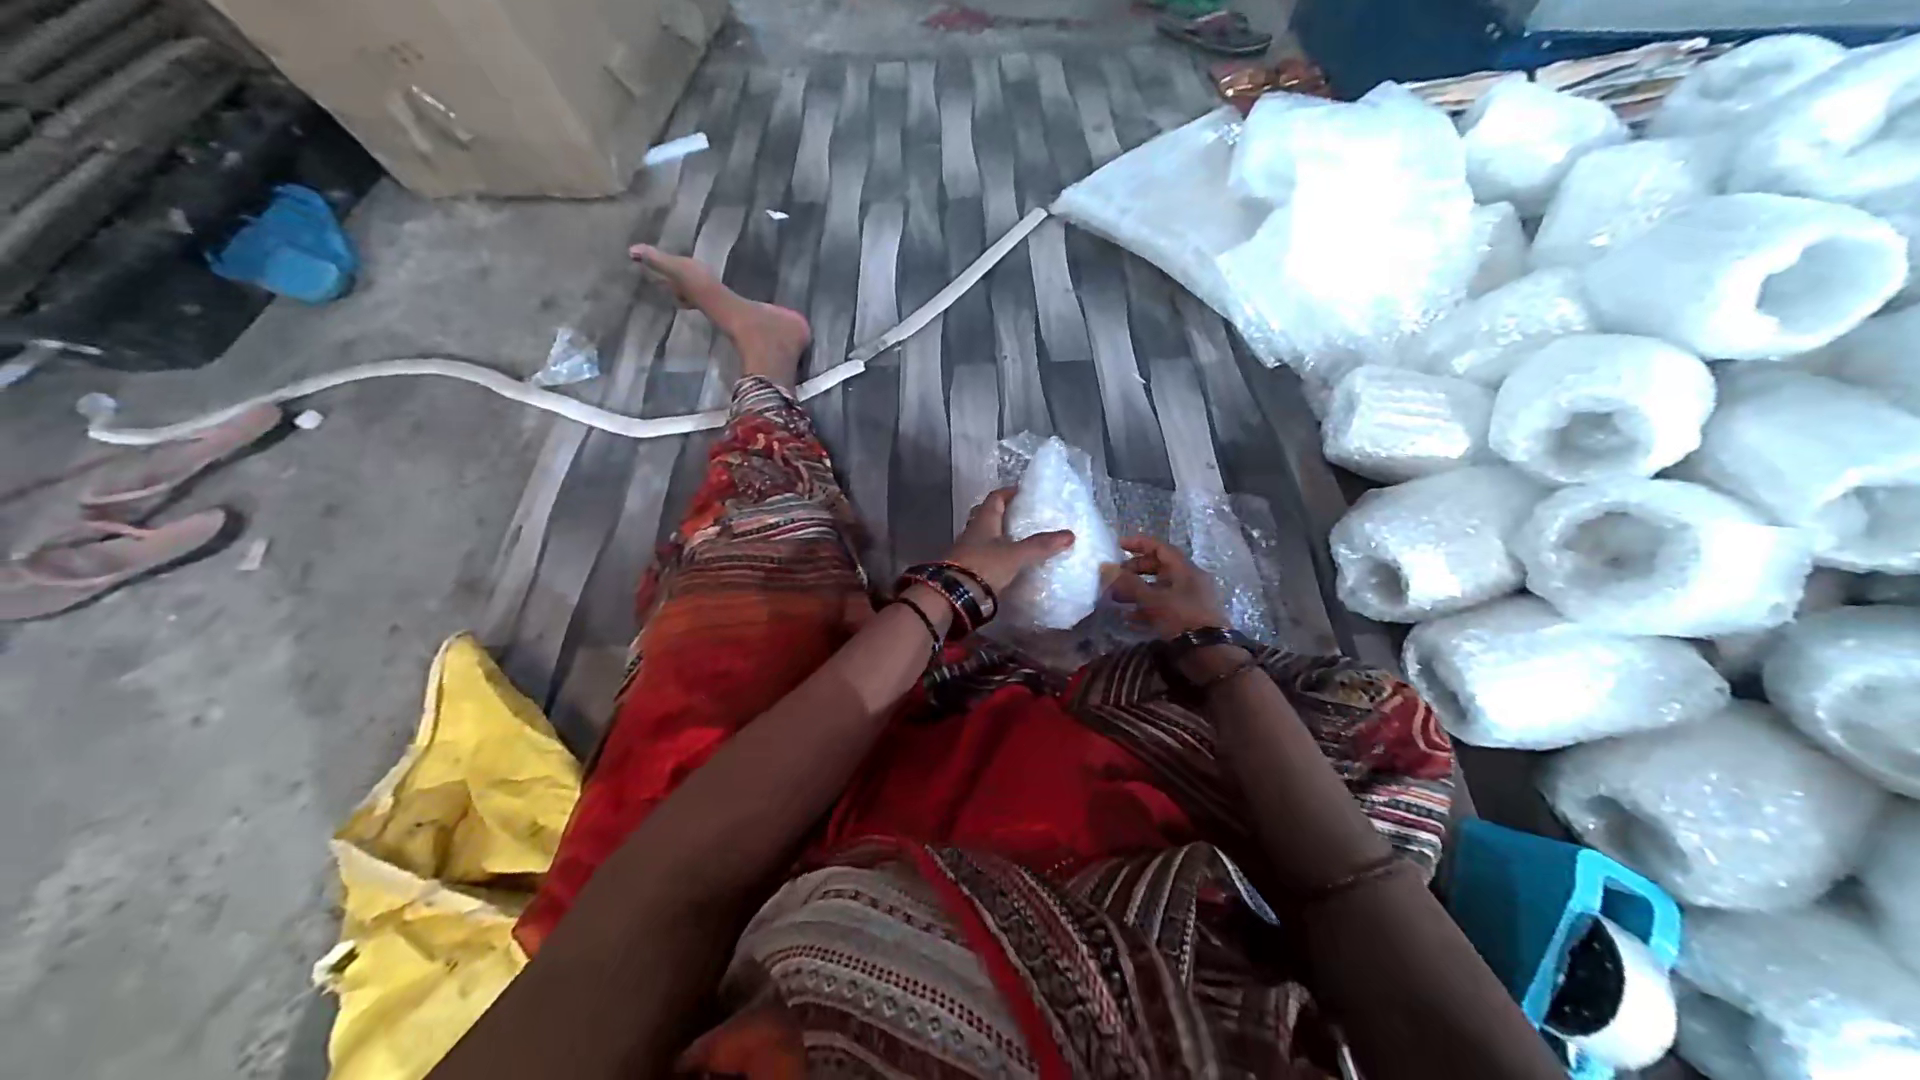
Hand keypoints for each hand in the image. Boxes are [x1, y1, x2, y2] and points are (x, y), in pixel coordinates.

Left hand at [943, 488, 1074, 592]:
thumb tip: (1069, 535)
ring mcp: (964, 550)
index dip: (1007, 492)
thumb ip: (1040, 546)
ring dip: (995, 535)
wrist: (953, 594)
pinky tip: (1002, 562)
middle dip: (999, 513)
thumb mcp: (1016, 555)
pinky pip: (980, 554)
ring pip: (981, 535)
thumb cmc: (984, 566)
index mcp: (983, 521)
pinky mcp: (963, 568)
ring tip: (1014, 539)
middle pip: (985, 515)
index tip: (1020, 491)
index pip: (995, 498)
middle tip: (1017, 515)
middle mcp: (971, 531)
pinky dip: (991, 553)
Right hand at [1107, 535, 1228, 639]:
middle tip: (1116, 576)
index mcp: (1185, 570)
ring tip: (1116, 598)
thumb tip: (1105, 567)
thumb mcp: (1152, 599)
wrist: (1209, 654)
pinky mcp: (1188, 617)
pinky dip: (1146, 608)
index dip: (1139, 544)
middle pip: (1159, 567)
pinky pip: (1163, 606)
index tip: (1118, 545)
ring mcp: (1190, 600)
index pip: (1160, 548)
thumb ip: (1128, 583)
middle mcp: (1189, 581)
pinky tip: (1129, 618)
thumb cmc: (1182, 618)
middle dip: (1135, 570)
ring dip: (1138, 591)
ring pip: (1159, 588)